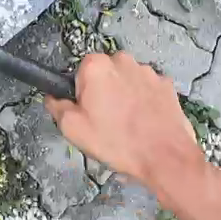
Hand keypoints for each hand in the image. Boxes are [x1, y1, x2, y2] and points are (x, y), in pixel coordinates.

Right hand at [45, 52, 208, 199]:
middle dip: (103, 91)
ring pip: (126, 80)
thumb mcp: (73, 129)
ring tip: (128, 124)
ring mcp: (148, 71)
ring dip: (124, 95)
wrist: (167, 159)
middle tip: (106, 120)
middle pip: (103, 73)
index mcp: (95, 66)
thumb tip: (53, 98)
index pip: (78, 73)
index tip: (88, 112)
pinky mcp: (167, 85)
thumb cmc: (118, 142)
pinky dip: (144, 101)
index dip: (81, 94)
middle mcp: (121, 60)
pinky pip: (147, 89)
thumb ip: (56, 107)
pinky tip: (145, 122)